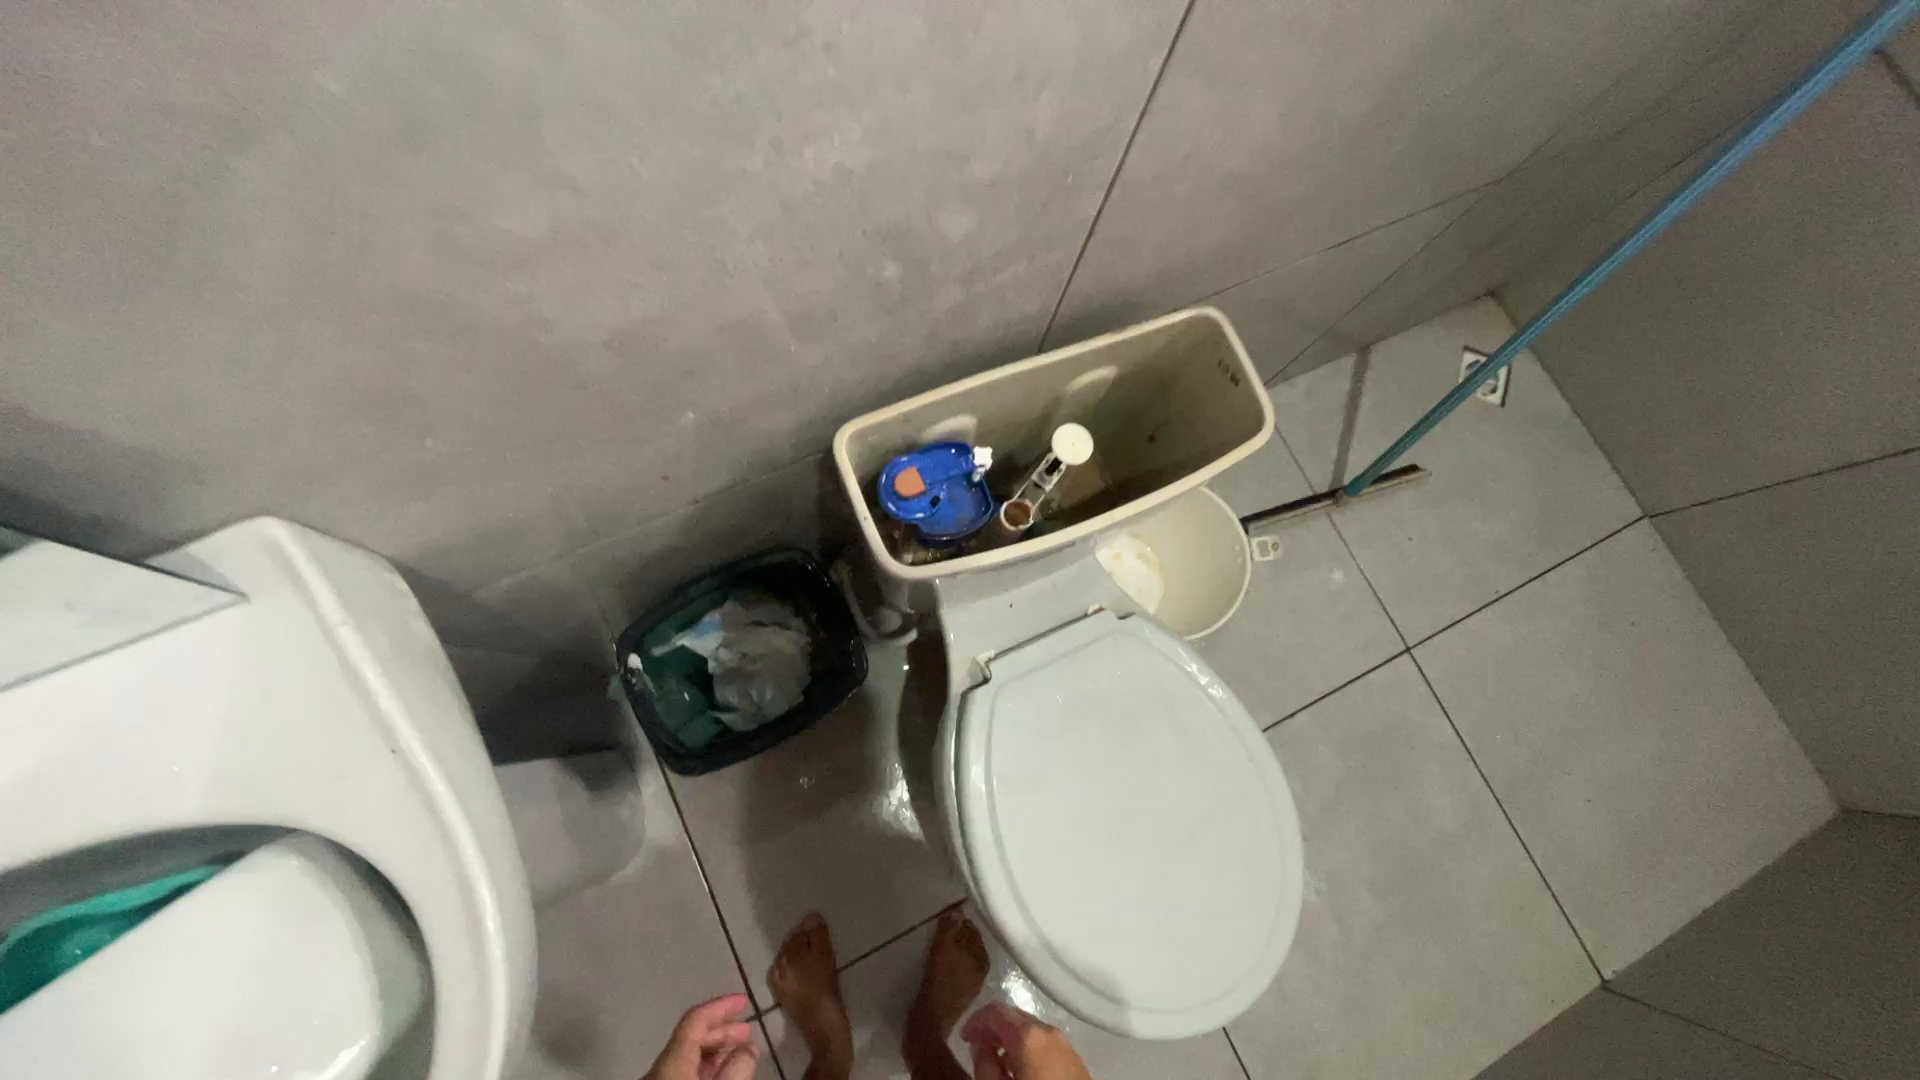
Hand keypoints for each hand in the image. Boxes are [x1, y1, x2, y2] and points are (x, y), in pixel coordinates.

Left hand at [642, 994, 760, 1079]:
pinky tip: (720, 1074)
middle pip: (690, 1036)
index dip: (721, 1006)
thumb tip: (750, 1046)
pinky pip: (683, 1072)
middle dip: (721, 1028)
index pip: (695, 1019)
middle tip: (747, 1029)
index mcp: (671, 1058)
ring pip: (687, 1056)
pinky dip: (704, 1066)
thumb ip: (737, 1067)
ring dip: (714, 1049)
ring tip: (739, 1052)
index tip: (744, 1000)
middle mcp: (659, 1066)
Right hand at [960, 1002, 1094, 1079]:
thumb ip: (985, 1066)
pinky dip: (1028, 1048)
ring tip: (996, 1061)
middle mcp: (1047, 1029)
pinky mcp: (1075, 1058)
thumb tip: (981, 1047)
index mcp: (1028, 1035)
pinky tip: (1021, 1069)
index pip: (995, 1011)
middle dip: (993, 1028)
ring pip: (1030, 1029)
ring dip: (1010, 1038)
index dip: (975, 1021)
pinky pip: (1044, 1043)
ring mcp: (1065, 1042)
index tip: (964, 1039)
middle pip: (1014, 1016)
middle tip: (976, 1047)